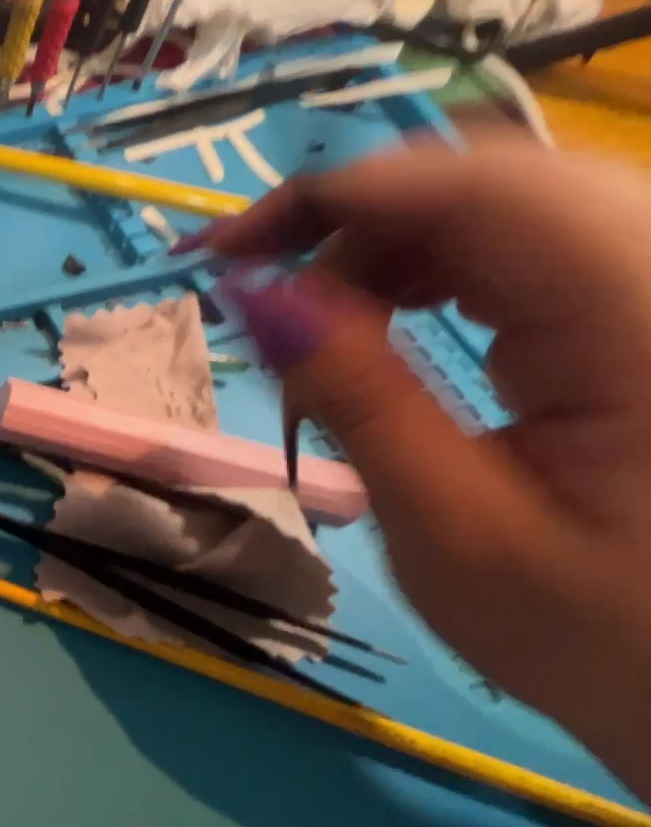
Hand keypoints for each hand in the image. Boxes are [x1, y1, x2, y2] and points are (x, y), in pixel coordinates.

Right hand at [187, 139, 650, 792]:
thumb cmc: (605, 640)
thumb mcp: (450, 528)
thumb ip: (358, 397)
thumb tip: (258, 297)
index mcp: (648, 324)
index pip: (481, 191)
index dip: (333, 196)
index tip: (218, 256)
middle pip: (497, 185)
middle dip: (354, 234)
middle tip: (263, 316)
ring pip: (517, 208)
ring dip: (393, 259)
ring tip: (323, 342)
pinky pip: (545, 247)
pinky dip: (444, 277)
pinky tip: (395, 330)